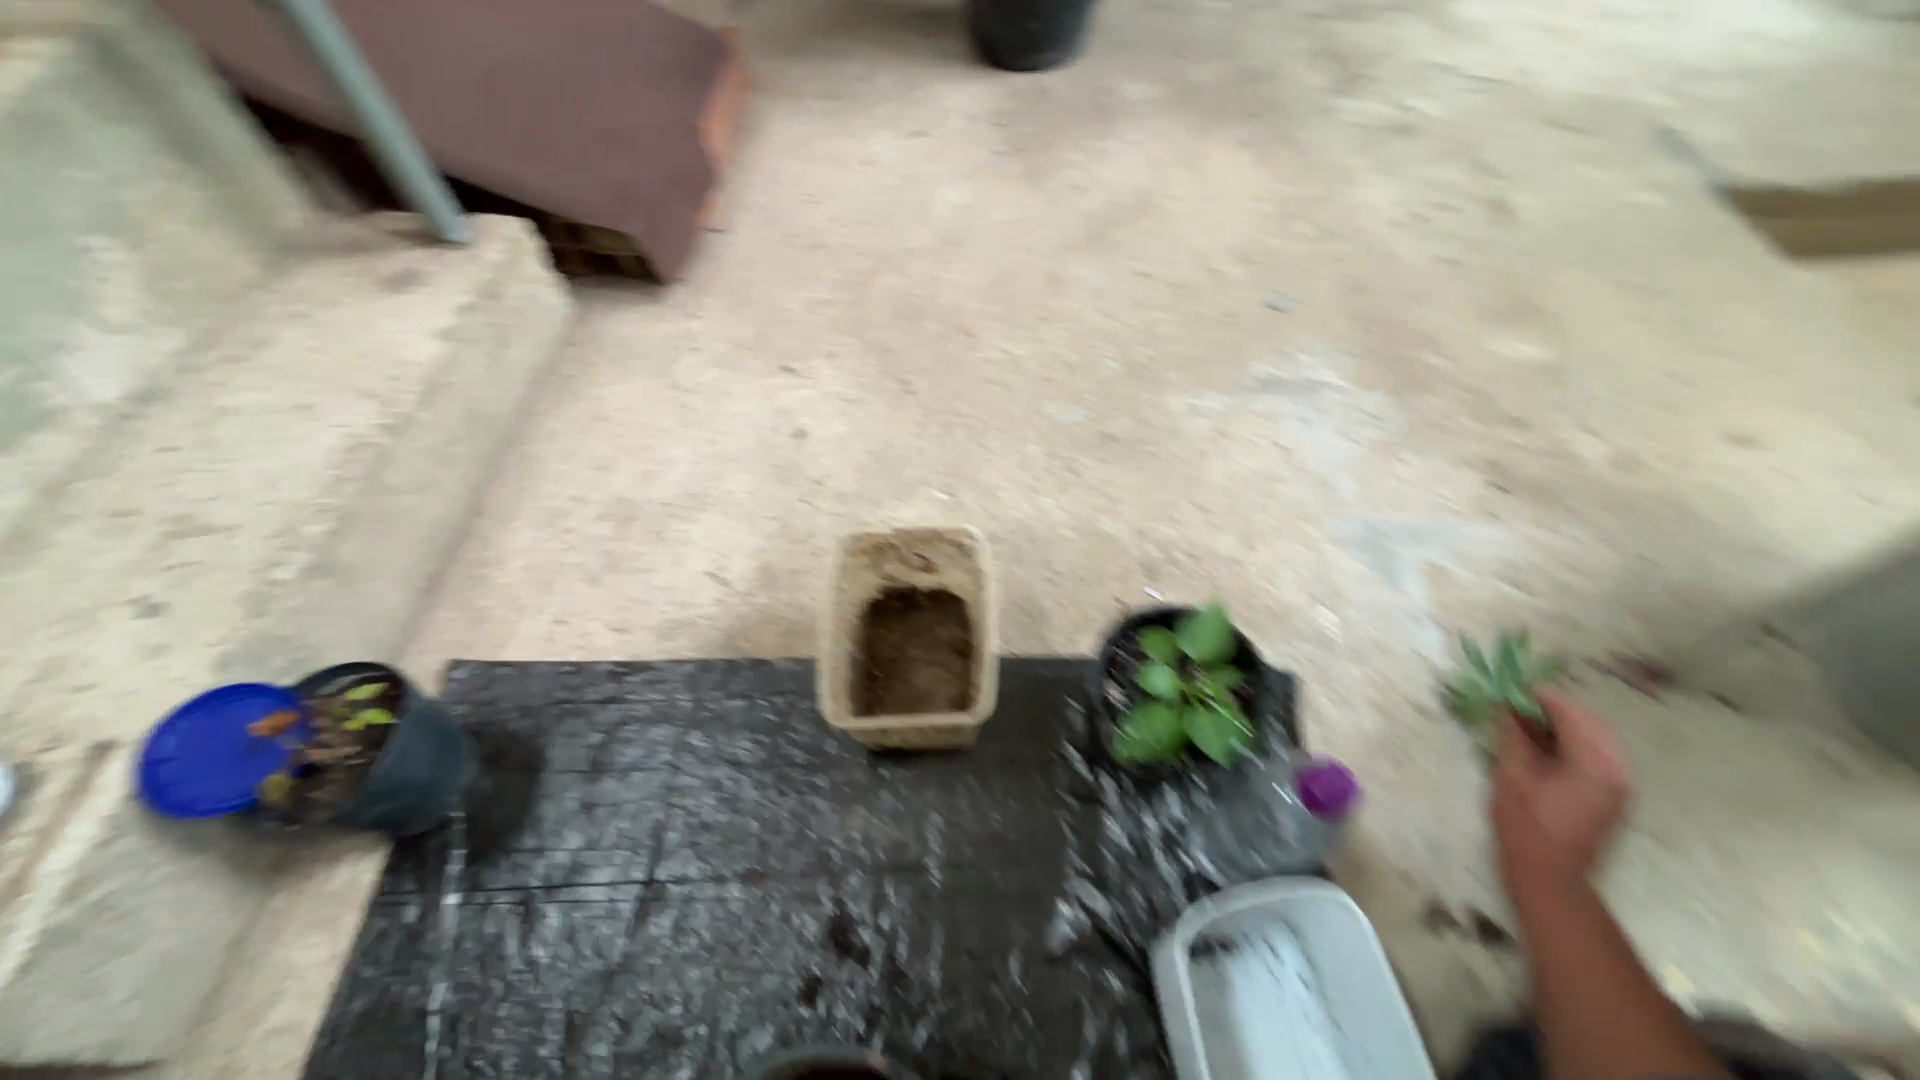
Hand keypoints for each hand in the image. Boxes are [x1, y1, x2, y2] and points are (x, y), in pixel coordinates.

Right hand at [1491, 689, 1628, 899]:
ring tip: (1527, 724)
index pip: (1570, 713)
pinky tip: (1544, 747)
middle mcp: (1617, 769)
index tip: (1509, 690)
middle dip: (1553, 708)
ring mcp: (1619, 783)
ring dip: (1563, 725)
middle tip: (1517, 706)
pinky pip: (1597, 754)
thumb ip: (1512, 735)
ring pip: (1595, 737)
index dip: (1538, 697)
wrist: (1550, 876)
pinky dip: (1572, 743)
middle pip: (1589, 722)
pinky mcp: (1612, 794)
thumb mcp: (1511, 774)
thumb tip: (1505, 706)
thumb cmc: (1526, 825)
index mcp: (1595, 763)